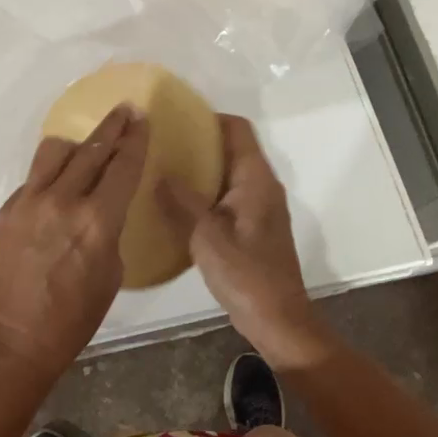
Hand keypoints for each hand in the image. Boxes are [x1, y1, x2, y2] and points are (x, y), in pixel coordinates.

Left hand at [0, 106, 149, 379]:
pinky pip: (35, 178)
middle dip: (112, 127)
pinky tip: (59, 184)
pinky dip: (52, 174)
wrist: (15, 338)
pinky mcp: (7, 209)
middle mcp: (62, 202)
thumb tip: (104, 206)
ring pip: (56, 152)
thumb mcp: (112, 273)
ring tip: (88, 143)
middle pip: (91, 150)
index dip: (135, 140)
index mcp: (96, 221)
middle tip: (125, 110)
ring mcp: (29, 202)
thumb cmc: (75, 317)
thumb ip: (110, 229)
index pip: (121, 167)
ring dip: (77, 143)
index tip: (142, 118)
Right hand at [158, 114, 329, 369]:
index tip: (175, 117)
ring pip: (229, 172)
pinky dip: (206, 190)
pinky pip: (228, 194)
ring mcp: (261, 207)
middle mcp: (262, 185)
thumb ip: (182, 200)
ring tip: (163, 167)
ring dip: (201, 167)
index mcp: (255, 179)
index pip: (237, 129)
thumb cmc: (245, 273)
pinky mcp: (255, 226)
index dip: (209, 117)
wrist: (278, 319)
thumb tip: (159, 171)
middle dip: (200, 141)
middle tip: (161, 142)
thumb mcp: (205, 235)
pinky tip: (178, 202)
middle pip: (233, 148)